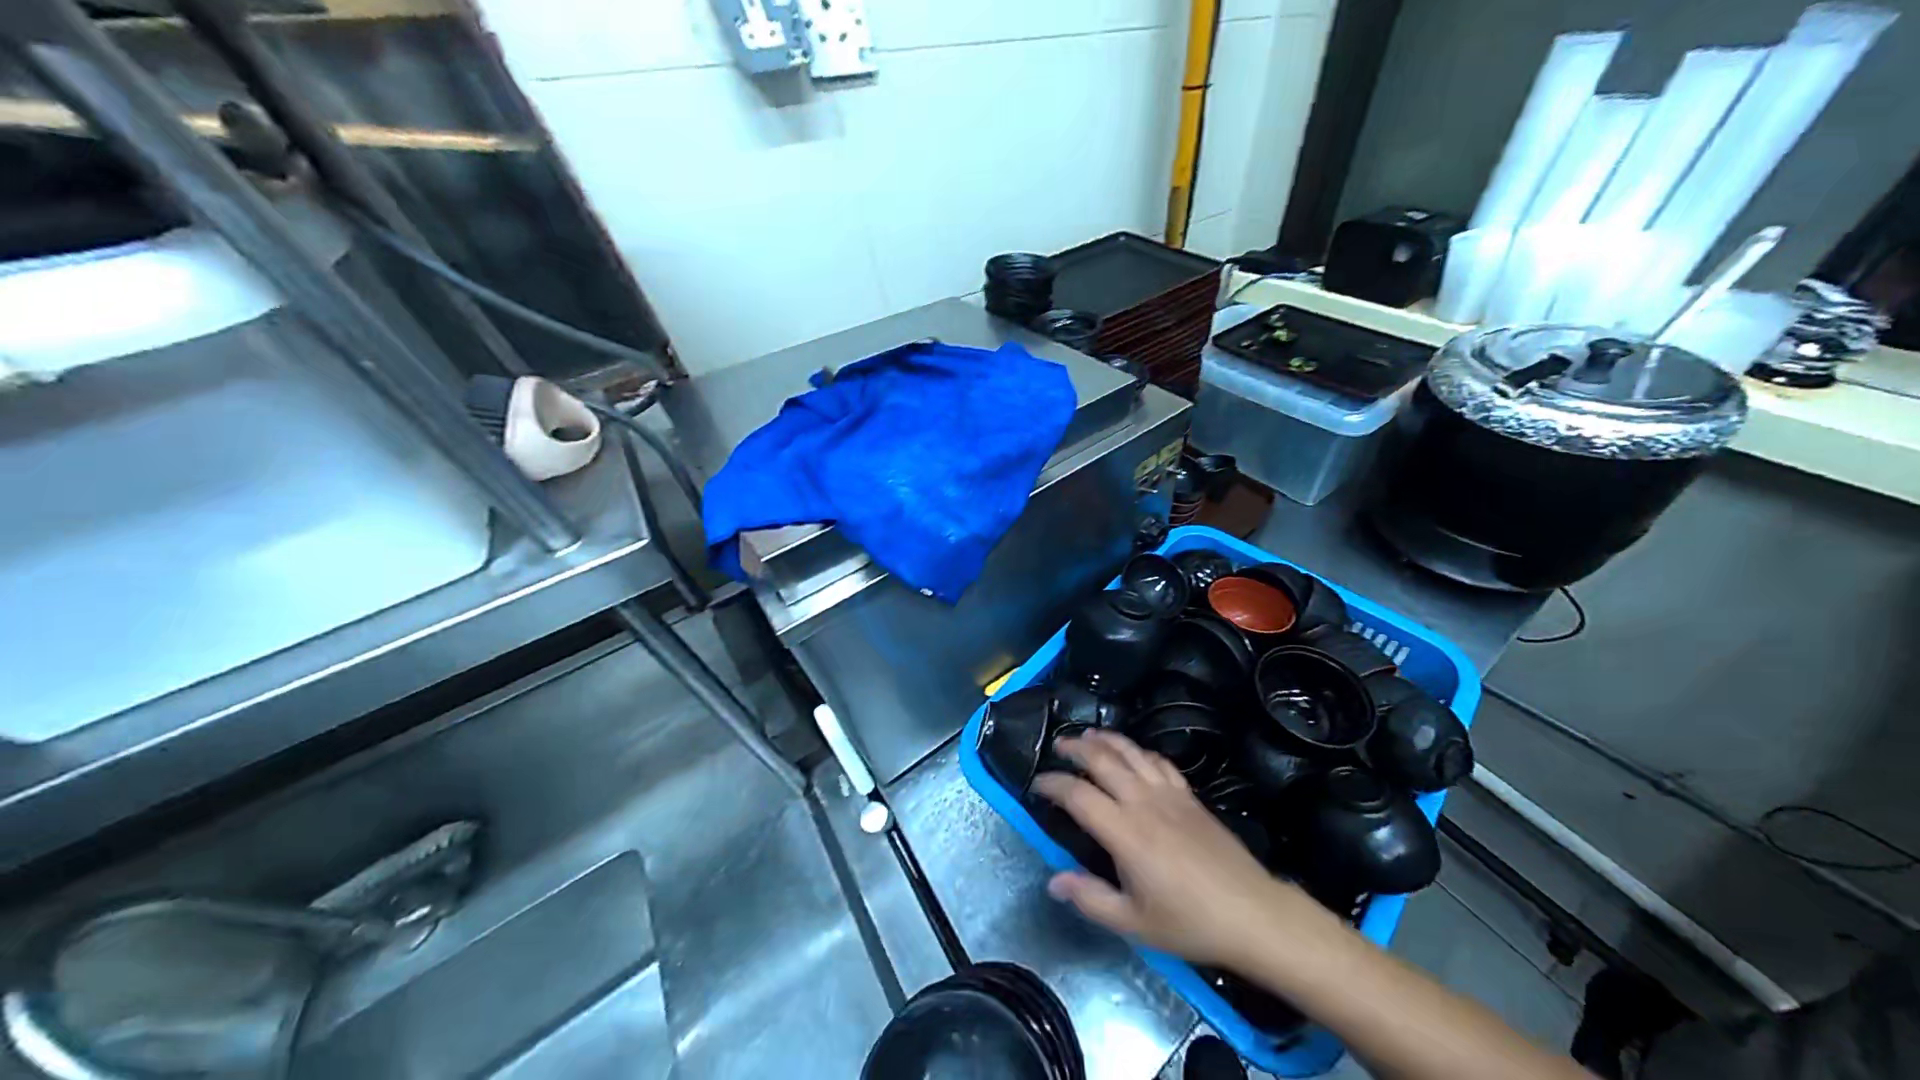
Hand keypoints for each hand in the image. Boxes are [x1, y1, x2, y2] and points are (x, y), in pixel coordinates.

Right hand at [1032, 730, 1309, 966]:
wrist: (1252, 913)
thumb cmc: (1189, 922)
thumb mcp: (1133, 923)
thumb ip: (1090, 899)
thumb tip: (1054, 881)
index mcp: (1125, 832)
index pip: (1078, 795)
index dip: (1052, 784)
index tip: (1037, 785)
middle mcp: (1144, 803)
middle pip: (1103, 760)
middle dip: (1076, 748)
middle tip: (1058, 746)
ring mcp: (1170, 795)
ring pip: (1132, 753)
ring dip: (1107, 740)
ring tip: (1089, 735)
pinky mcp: (1191, 797)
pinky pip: (1160, 762)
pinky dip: (1140, 752)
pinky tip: (1134, 754)